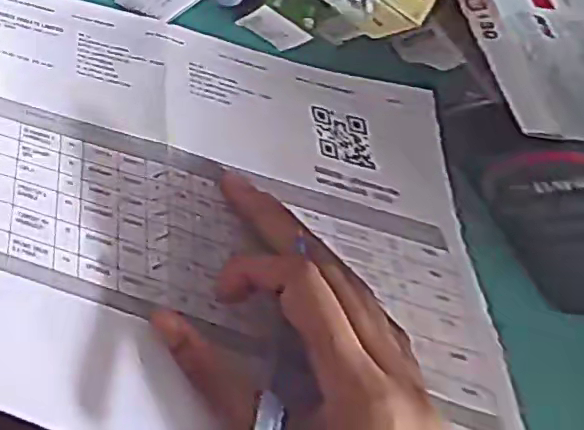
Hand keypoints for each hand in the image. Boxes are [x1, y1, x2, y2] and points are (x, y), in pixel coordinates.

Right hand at [150, 174, 440, 429]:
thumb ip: (216, 380)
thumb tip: (166, 322)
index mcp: (363, 387)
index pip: (303, 286)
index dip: (253, 270)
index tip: (223, 292)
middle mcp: (396, 375)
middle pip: (333, 271)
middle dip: (278, 224)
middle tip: (238, 187)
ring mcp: (414, 385)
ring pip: (360, 290)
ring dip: (309, 251)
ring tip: (271, 222)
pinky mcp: (416, 397)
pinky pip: (376, 318)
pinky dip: (339, 287)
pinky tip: (323, 284)